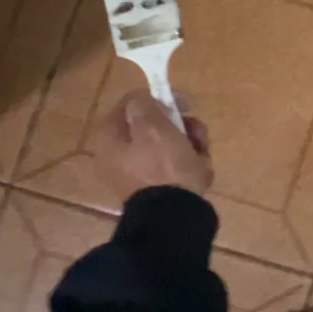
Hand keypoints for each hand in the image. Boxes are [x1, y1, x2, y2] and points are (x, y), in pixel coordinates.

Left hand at [89, 90, 212, 199]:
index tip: (185, 103)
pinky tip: (200, 167)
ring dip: (190, 142)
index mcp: (110, 138)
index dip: (160, 97)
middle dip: (180, 124)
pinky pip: (173, 165)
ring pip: (168, 144)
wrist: (173, 214)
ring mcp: (137, 173)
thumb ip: (146, 105)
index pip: (132, 104)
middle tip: (197, 130)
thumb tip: (145, 100)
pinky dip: (188, 162)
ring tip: (202, 151)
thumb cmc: (163, 166)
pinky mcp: (156, 187)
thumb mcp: (153, 127)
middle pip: (153, 125)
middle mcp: (118, 154)